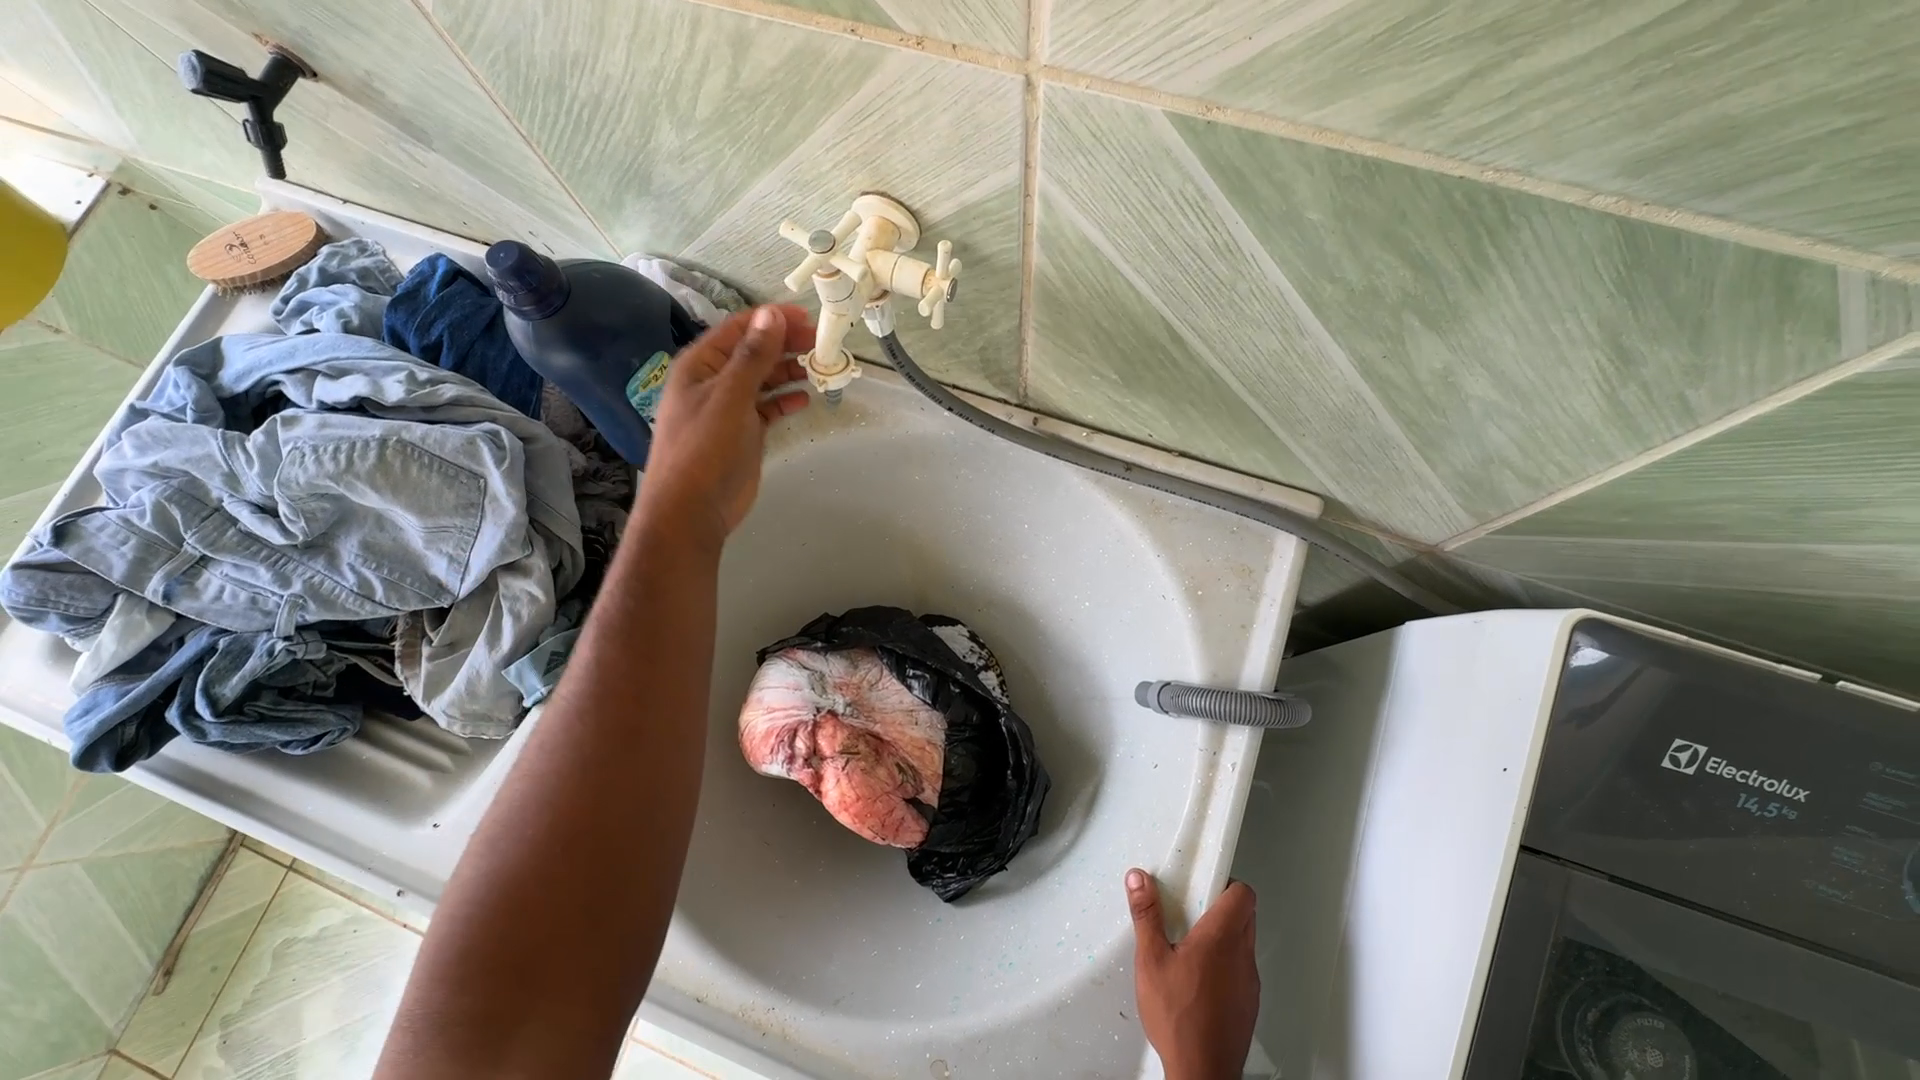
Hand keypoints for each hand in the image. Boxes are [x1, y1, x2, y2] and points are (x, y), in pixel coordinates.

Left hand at [640, 304, 813, 543]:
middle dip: (786, 345)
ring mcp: (729, 408)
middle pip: (754, 352)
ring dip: (789, 372)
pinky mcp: (743, 433)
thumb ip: (752, 356)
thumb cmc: (704, 448)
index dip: (771, 320)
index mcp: (701, 365)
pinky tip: (806, 399)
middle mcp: (714, 381)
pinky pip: (767, 408)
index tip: (807, 318)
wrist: (691, 509)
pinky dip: (786, 401)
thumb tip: (772, 315)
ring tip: (820, 368)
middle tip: (822, 343)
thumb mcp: (730, 396)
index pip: (739, 329)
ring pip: (763, 380)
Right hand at [1127, 868, 1259, 1079]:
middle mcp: (1242, 956)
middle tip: (1191, 912)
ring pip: (1245, 943)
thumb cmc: (1176, 1016)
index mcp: (1221, 938)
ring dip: (1225, 936)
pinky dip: (1226, 964)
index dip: (1226, 883)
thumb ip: (1146, 915)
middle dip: (1222, 906)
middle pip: (1246, 915)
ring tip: (1190, 947)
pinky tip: (1198, 980)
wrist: (1202, 1072)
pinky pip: (1242, 970)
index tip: (1202, 885)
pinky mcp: (1249, 1004)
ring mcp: (1250, 982)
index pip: (1243, 894)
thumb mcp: (1150, 960)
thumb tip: (1139, 879)